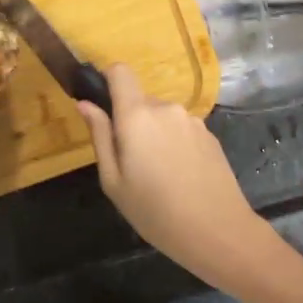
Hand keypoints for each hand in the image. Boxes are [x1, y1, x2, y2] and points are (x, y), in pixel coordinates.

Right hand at [76, 64, 270, 278]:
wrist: (217, 230)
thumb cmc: (154, 211)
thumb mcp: (113, 181)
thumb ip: (99, 136)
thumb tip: (85, 104)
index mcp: (137, 116)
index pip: (120, 71)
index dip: (108, 80)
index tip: (102, 105)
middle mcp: (166, 109)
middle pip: (140, 101)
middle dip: (131, 122)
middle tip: (130, 163)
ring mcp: (192, 121)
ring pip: (162, 118)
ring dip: (155, 135)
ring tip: (158, 175)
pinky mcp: (210, 135)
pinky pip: (181, 130)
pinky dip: (175, 145)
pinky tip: (180, 177)